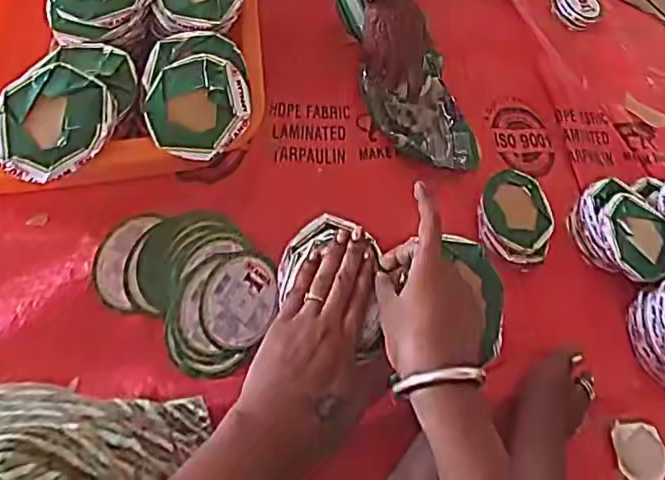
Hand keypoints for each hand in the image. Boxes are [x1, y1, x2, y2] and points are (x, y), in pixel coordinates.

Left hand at [231, 233, 382, 463]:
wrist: (269, 430)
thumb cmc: (311, 423)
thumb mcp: (356, 402)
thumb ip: (377, 374)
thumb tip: (395, 356)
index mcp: (345, 341)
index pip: (361, 297)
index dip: (368, 274)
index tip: (372, 255)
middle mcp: (325, 325)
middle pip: (342, 282)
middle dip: (351, 256)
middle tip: (358, 234)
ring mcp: (301, 322)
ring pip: (321, 280)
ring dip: (331, 256)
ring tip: (338, 236)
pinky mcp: (280, 326)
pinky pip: (296, 290)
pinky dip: (305, 270)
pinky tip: (310, 256)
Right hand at [363, 0, 428, 92]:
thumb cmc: (407, 9)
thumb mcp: (422, 25)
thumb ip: (424, 42)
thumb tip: (428, 51)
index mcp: (413, 55)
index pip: (415, 81)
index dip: (414, 92)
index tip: (413, 96)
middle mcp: (397, 59)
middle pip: (394, 83)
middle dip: (395, 88)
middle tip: (395, 89)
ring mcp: (381, 55)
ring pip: (379, 77)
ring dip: (380, 80)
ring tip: (380, 80)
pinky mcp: (367, 48)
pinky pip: (366, 64)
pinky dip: (368, 67)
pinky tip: (369, 66)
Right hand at [376, 182, 484, 375]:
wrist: (442, 382)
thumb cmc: (411, 342)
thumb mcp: (388, 311)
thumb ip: (385, 284)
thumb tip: (384, 274)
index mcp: (430, 264)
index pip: (429, 222)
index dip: (424, 201)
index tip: (420, 188)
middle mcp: (453, 270)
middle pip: (428, 251)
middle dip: (408, 258)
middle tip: (389, 279)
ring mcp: (468, 290)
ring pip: (442, 272)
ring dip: (425, 277)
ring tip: (407, 302)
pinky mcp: (477, 309)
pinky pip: (456, 292)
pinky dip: (442, 294)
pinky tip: (429, 316)